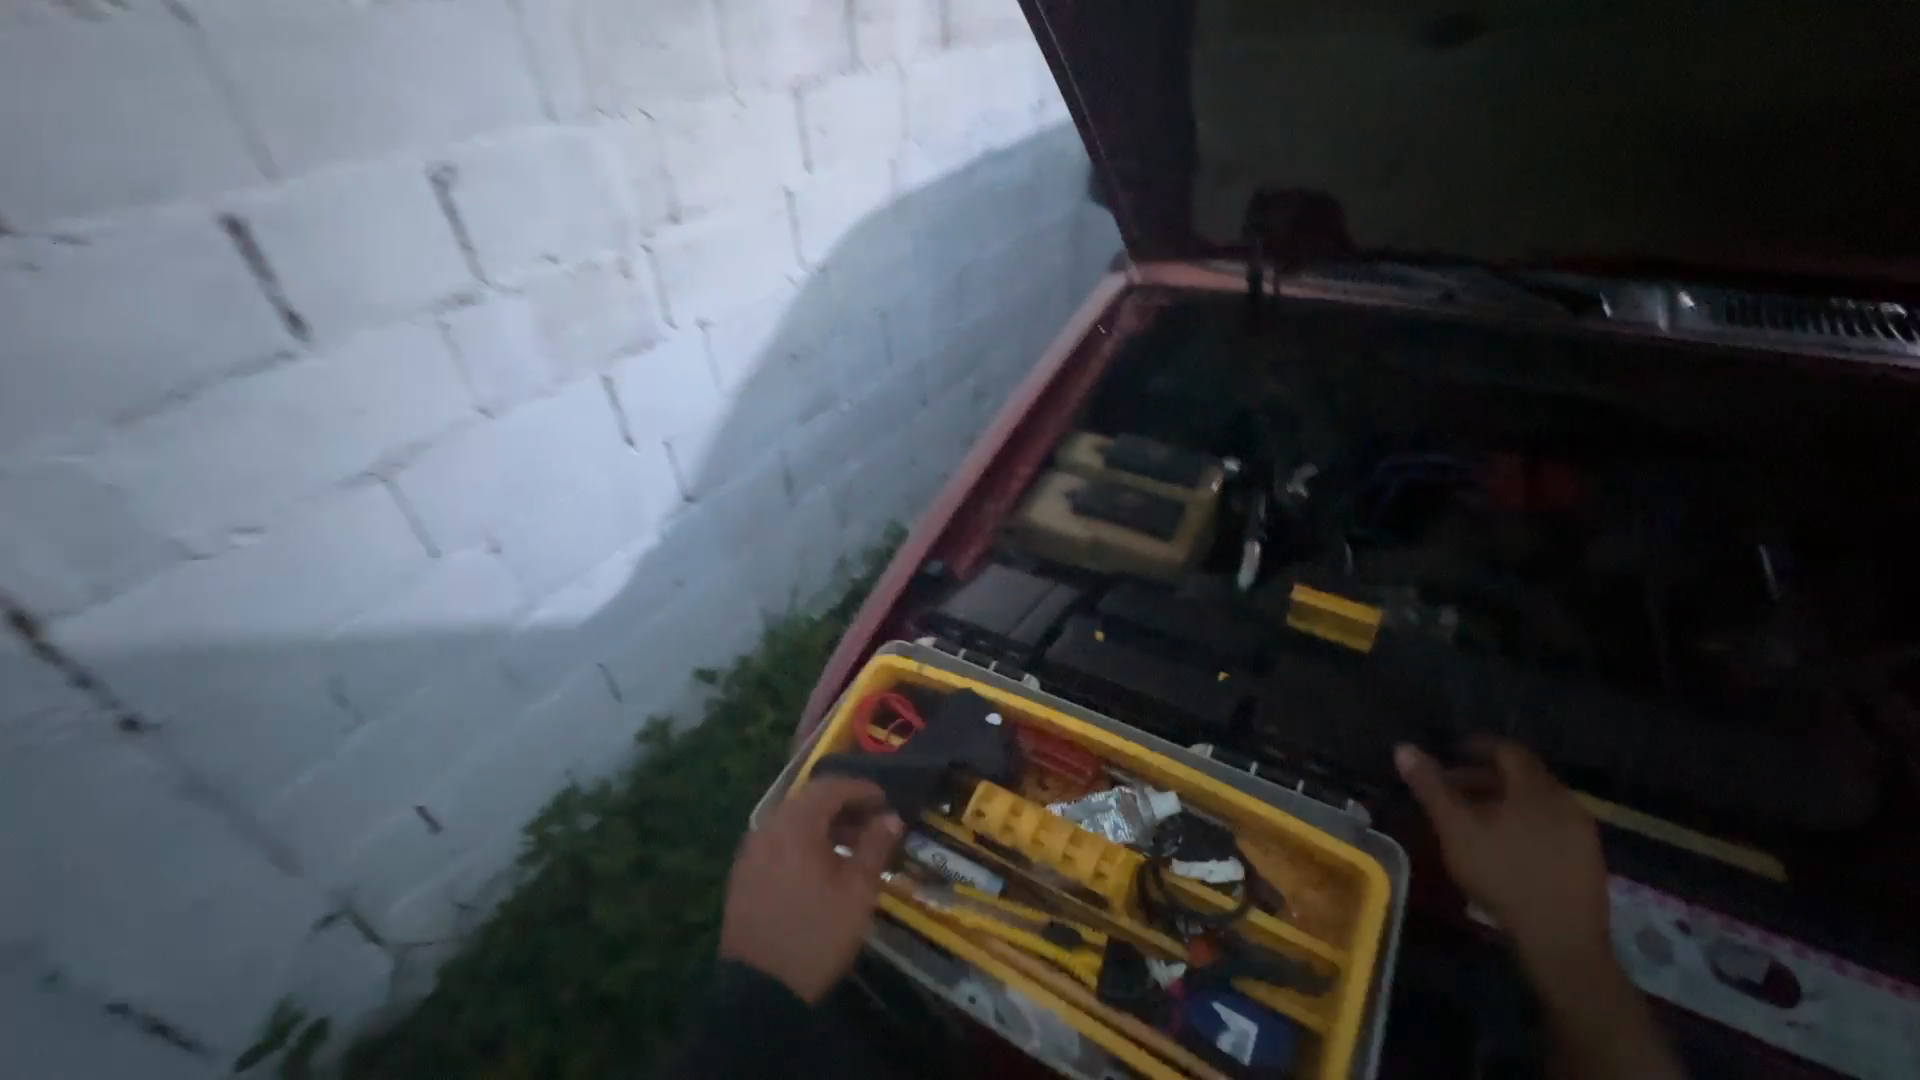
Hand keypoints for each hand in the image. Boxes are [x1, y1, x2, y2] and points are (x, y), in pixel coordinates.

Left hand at [719, 777, 902, 1002]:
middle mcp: (767, 828)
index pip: (830, 787)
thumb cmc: (817, 935)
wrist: (760, 991)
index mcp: (795, 826)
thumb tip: (890, 817)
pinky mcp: (743, 874)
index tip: (886, 801)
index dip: (861, 789)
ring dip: (822, 823)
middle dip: (843, 804)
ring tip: (852, 844)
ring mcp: (751, 851)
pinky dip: (802, 840)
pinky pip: (777, 841)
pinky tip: (821, 864)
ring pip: (791, 820)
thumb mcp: (857, 891)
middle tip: (872, 821)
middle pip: (808, 800)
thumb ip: (875, 846)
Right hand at [1395, 739, 1610, 968]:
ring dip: (1504, 800)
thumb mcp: (1455, 827)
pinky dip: (1524, 822)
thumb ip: (1430, 786)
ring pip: (1537, 801)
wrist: (1560, 938)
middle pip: (1523, 775)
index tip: (1449, 754)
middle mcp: (1565, 801)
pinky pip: (1552, 824)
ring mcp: (1582, 832)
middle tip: (1453, 790)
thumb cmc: (1502, 873)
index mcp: (1535, 788)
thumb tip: (1403, 747)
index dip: (1476, 746)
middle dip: (1485, 776)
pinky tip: (1505, 846)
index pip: (1507, 749)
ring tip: (1474, 819)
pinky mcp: (1588, 859)